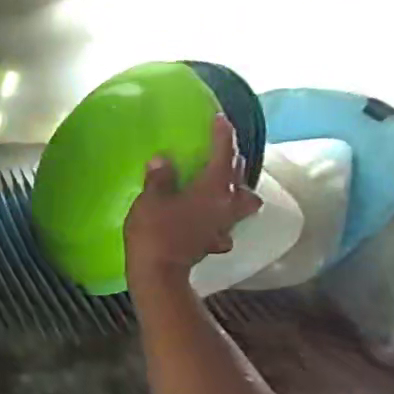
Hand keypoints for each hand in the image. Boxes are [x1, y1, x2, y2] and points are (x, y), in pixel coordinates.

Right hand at [124, 114, 261, 289]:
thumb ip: (160, 177)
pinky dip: (222, 217)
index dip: (223, 135)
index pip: (224, 154)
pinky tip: (211, 219)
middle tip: (220, 151)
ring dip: (238, 191)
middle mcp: (227, 204)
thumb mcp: (150, 199)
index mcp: (213, 188)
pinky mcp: (215, 242)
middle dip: (232, 160)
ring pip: (243, 202)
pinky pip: (226, 223)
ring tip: (225, 187)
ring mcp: (224, 225)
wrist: (158, 273)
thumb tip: (163, 159)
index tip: (221, 119)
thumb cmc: (154, 231)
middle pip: (238, 176)